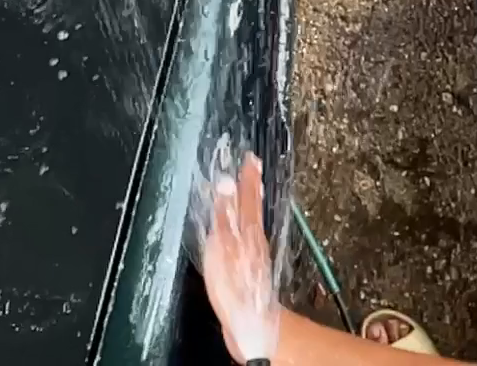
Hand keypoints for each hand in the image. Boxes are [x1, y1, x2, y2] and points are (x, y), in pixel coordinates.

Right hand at [200, 154, 279, 362]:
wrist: (251, 321)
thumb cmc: (236, 285)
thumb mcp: (223, 244)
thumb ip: (223, 213)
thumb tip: (224, 182)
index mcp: (247, 227)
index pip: (248, 193)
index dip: (248, 175)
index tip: (250, 156)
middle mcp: (254, 237)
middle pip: (253, 204)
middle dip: (251, 185)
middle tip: (252, 166)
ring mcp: (254, 253)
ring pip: (252, 218)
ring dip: (249, 201)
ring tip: (247, 189)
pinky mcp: (250, 268)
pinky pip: (247, 236)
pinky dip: (244, 223)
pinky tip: (239, 229)